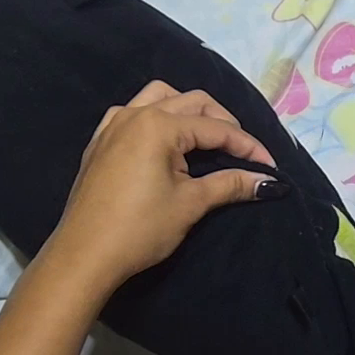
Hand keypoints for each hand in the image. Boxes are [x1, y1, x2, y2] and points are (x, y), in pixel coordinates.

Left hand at [47, 81, 286, 283]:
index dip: (247, 146)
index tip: (270, 166)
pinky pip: (135, 112)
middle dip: (224, 124)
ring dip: (190, 112)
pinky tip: (166, 142)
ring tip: (208, 138)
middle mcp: (135, 114)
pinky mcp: (101, 142)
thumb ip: (230, 184)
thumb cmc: (140, 229)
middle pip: (193, 102)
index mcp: (158, 125)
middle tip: (244, 153)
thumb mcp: (191, 204)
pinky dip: (159, 117)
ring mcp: (113, 125)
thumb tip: (268, 181)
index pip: (215, 128)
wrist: (84, 256)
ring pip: (161, 97)